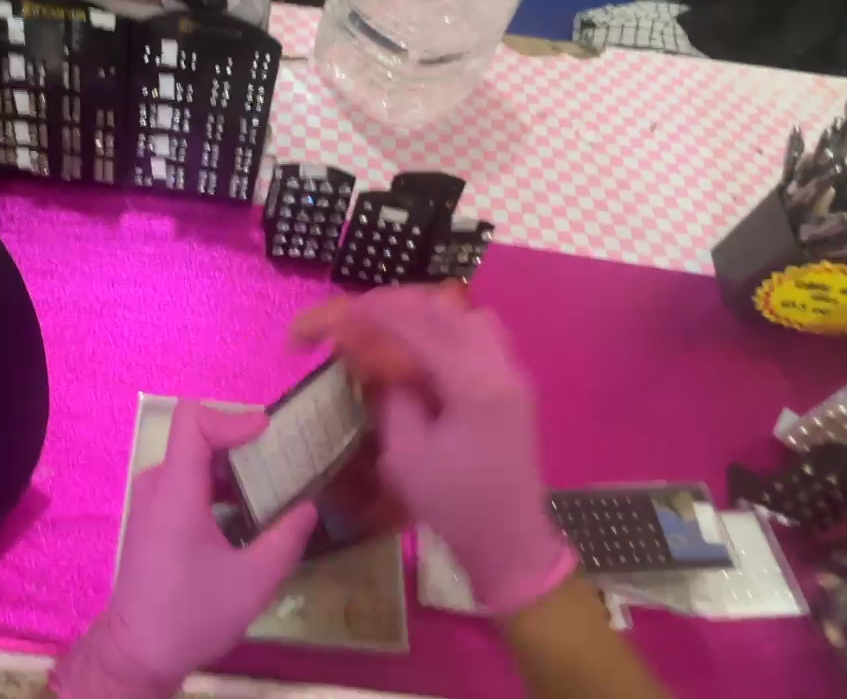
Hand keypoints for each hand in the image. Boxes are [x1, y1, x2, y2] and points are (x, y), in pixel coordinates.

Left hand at [56, 403, 317, 697]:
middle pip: (197, 435)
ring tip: (268, 482)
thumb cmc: (191, 616)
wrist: (137, 655)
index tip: (266, 432)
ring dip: (231, 463)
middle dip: (240, 439)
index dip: (231, 417)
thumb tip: (309, 507)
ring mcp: (152, 499)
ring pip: (193, 457)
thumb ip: (285, 540)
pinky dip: (217, 482)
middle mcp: (158, 484)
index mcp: (175, 491)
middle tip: (279, 456)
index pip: (192, 421)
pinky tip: (244, 508)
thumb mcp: (252, 583)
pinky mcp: (153, 514)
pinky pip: (187, 478)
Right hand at [293, 286, 575, 614]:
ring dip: (417, 309)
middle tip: (352, 317)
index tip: (334, 317)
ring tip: (382, 324)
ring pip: (459, 312)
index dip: (369, 312)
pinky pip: (472, 329)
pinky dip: (439, 324)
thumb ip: (388, 395)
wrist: (511, 543)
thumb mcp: (404, 454)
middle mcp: (498, 363)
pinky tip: (416, 343)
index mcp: (473, 382)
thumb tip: (371, 359)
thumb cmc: (454, 505)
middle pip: (439, 306)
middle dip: (389, 304)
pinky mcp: (509, 378)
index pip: (415, 323)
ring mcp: (510, 368)